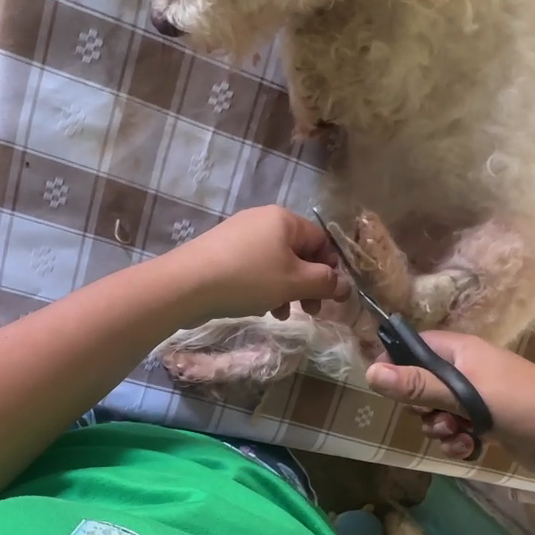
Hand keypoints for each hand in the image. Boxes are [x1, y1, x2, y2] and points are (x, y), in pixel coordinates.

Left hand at [159, 205, 345, 322]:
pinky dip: (264, 288)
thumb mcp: (294, 282)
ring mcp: (240, 235)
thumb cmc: (248, 279)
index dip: (331, 269)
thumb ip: (325, 283)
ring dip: (287, 290)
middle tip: (312, 311)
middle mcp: (263, 220)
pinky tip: (261, 309)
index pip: (321, 241)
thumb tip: (347, 285)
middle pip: (299, 253)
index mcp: (284, 220)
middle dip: (308, 284)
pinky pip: (254, 269)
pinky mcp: (222, 253)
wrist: (187, 284)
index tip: (331, 297)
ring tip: (284, 314)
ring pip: (276, 264)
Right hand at [364, 332, 534, 460]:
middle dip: (423, 408)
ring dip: (441, 430)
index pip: (416, 347)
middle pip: (422, 385)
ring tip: (459, 436)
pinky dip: (458, 441)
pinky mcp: (485, 421)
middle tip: (434, 416)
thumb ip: (416, 385)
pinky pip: (456, 429)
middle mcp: (468, 369)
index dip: (397, 365)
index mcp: (462, 351)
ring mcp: (478, 396)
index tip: (385, 387)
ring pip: (437, 412)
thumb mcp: (461, 393)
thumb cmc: (514, 403)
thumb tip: (370, 373)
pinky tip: (471, 449)